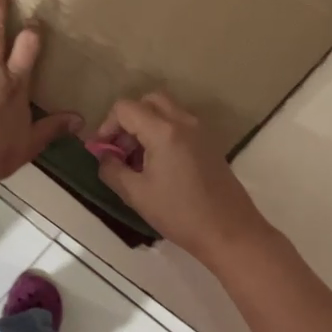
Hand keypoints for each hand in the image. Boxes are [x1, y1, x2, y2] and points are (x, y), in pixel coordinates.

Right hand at [93, 92, 279, 265]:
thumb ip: (111, 169)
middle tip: (120, 148)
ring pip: (165, 111)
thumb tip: (104, 156)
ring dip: (145, 126)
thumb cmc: (178, 213)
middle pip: (148, 101)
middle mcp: (184, 122)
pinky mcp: (209, 143)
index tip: (103, 151)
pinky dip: (161, 133)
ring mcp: (200, 131)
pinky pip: (179, 124)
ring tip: (136, 160)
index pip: (125, 108)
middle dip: (127, 120)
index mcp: (164, 131)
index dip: (106, 125)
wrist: (228, 231)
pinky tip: (156, 165)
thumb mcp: (135, 194)